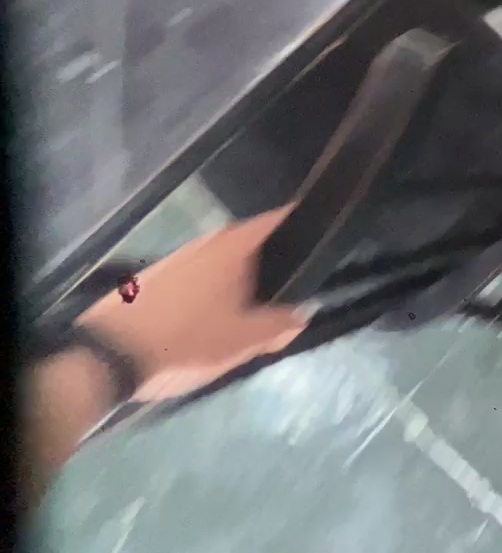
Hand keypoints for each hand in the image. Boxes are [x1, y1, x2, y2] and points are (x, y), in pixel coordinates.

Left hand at [78, 206, 311, 400]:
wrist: (96, 364)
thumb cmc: (186, 338)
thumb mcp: (245, 339)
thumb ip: (281, 325)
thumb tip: (301, 315)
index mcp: (234, 246)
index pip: (279, 219)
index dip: (304, 222)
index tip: (322, 233)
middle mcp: (203, 244)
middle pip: (248, 241)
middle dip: (267, 257)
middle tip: (287, 278)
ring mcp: (169, 262)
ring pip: (216, 261)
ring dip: (232, 276)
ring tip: (245, 303)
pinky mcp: (142, 284)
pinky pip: (189, 278)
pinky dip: (203, 291)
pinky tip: (204, 318)